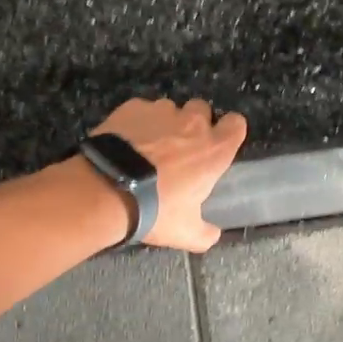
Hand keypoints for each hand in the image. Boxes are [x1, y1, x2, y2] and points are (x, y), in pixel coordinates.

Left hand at [92, 98, 247, 251]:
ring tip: (147, 147)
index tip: (218, 144)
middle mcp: (192, 123)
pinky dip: (137, 123)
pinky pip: (141, 110)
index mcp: (213, 150)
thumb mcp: (185, 232)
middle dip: (194, 123)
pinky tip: (125, 142)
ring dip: (164, 123)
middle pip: (202, 109)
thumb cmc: (154, 210)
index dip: (229, 131)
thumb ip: (205, 233)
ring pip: (169, 109)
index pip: (236, 124)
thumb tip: (213, 234)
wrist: (105, 190)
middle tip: (180, 148)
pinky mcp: (132, 107)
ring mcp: (161, 111)